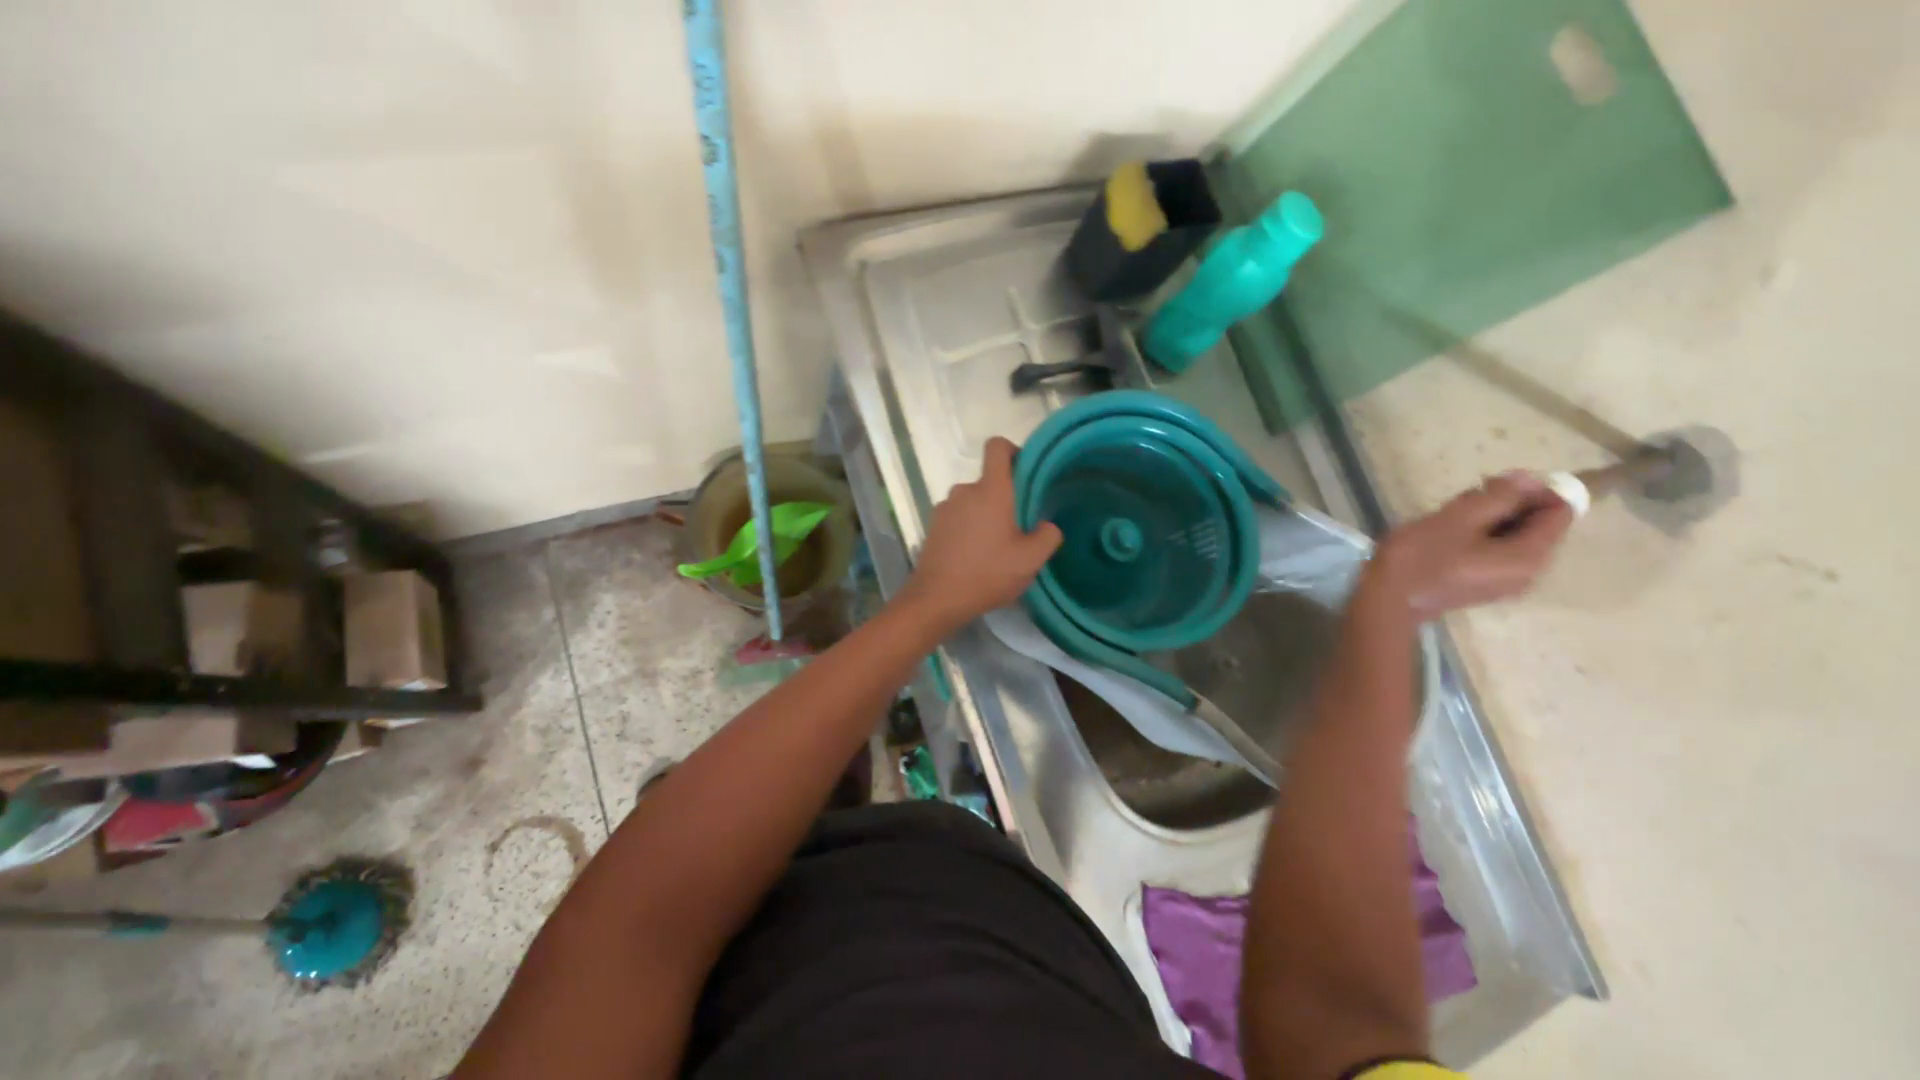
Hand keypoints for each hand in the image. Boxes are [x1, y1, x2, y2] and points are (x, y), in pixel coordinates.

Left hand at [900, 437, 1062, 628]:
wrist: (937, 598)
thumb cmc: (988, 572)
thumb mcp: (1031, 560)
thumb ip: (1048, 536)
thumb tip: (1047, 526)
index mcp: (991, 490)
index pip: (997, 447)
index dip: (1013, 451)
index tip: (1025, 473)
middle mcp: (965, 490)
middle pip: (989, 481)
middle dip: (1005, 498)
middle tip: (1019, 527)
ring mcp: (945, 508)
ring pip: (973, 501)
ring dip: (986, 516)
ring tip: (996, 547)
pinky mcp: (934, 526)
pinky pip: (958, 517)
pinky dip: (969, 529)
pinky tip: (976, 556)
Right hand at [1366, 471, 1574, 618]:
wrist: (1386, 602)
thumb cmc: (1421, 558)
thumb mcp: (1460, 517)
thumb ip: (1501, 495)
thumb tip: (1531, 480)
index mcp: (1529, 556)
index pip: (1559, 512)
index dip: (1536, 489)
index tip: (1496, 482)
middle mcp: (1529, 571)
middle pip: (1539, 524)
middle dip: (1511, 503)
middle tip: (1468, 495)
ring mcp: (1507, 580)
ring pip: (1516, 535)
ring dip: (1492, 517)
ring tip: (1454, 513)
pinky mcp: (1486, 583)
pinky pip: (1500, 550)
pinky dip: (1483, 535)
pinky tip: (1452, 531)